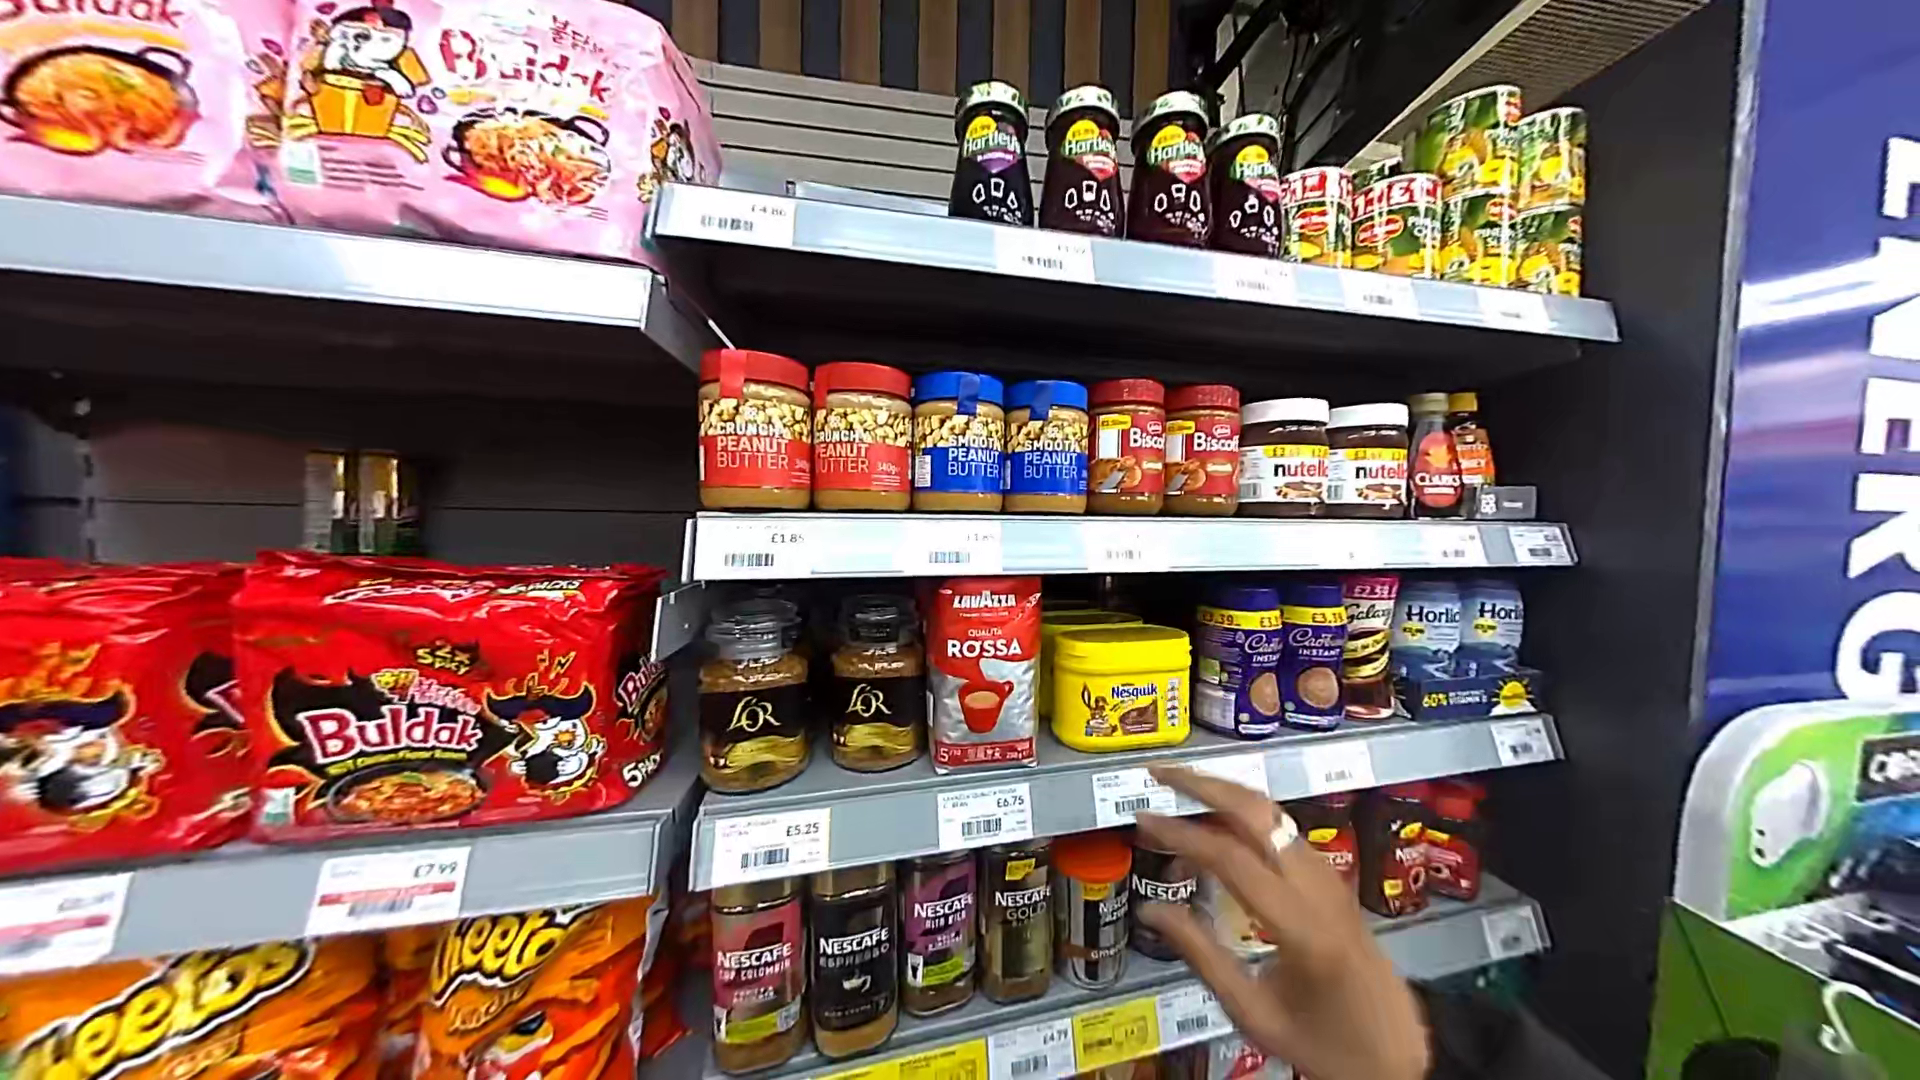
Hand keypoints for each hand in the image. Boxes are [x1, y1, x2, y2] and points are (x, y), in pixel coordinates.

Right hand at [1134, 765, 1429, 1079]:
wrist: (1401, 1053)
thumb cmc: (1325, 1044)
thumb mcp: (1254, 1014)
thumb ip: (1199, 955)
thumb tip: (1149, 909)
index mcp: (1301, 927)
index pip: (1230, 859)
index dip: (1180, 834)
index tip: (1142, 821)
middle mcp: (1317, 886)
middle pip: (1256, 812)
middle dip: (1202, 784)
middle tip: (1158, 774)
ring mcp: (1327, 874)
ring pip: (1269, 810)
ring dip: (1220, 789)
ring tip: (1176, 785)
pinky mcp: (1327, 872)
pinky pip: (1278, 825)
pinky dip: (1238, 809)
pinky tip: (1212, 815)